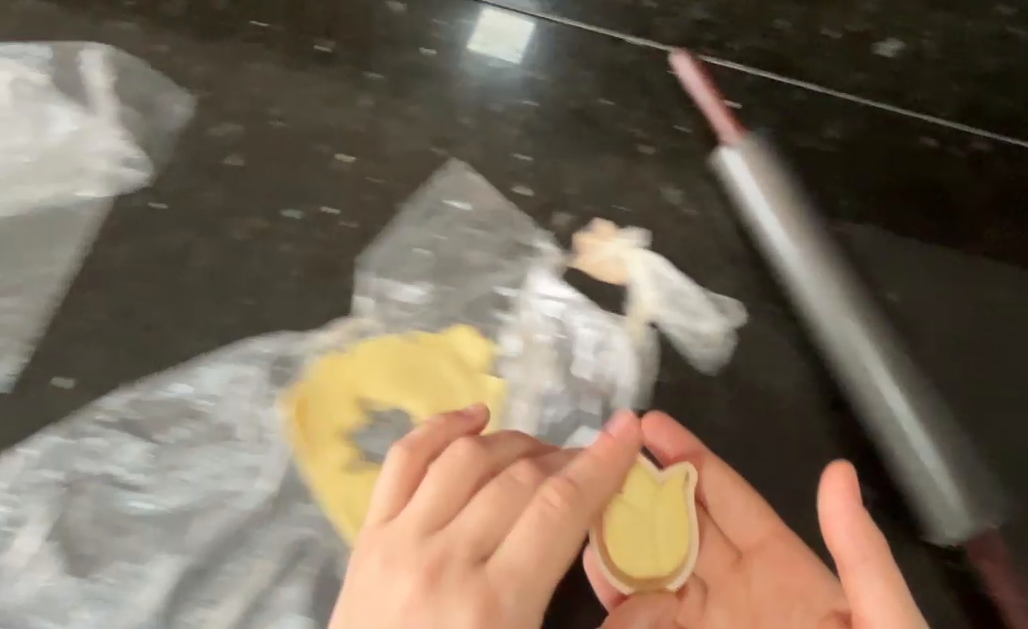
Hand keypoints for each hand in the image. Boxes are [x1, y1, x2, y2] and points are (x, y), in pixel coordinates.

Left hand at [330, 403, 643, 628]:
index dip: (601, 463)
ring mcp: (399, 542)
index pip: (560, 509)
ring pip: (468, 457)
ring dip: (514, 443)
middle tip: (587, 468)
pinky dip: (441, 427)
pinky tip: (475, 418)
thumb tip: (660, 599)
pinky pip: (404, 460)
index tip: (630, 430)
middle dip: (565, 460)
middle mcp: (445, 562)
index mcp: (494, 608)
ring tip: (540, 456)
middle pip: (520, 478)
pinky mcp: (366, 538)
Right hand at [582, 411, 928, 628]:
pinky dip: (624, 608)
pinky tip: (596, 582)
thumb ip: (861, 554)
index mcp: (785, 569)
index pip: (728, 499)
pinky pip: (654, 628)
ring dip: (623, 547)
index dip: (689, 458)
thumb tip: (837, 469)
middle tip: (597, 463)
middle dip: (643, 494)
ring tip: (583, 518)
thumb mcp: (887, 622)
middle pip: (682, 531)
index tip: (648, 424)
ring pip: (659, 579)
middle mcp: (742, 595)